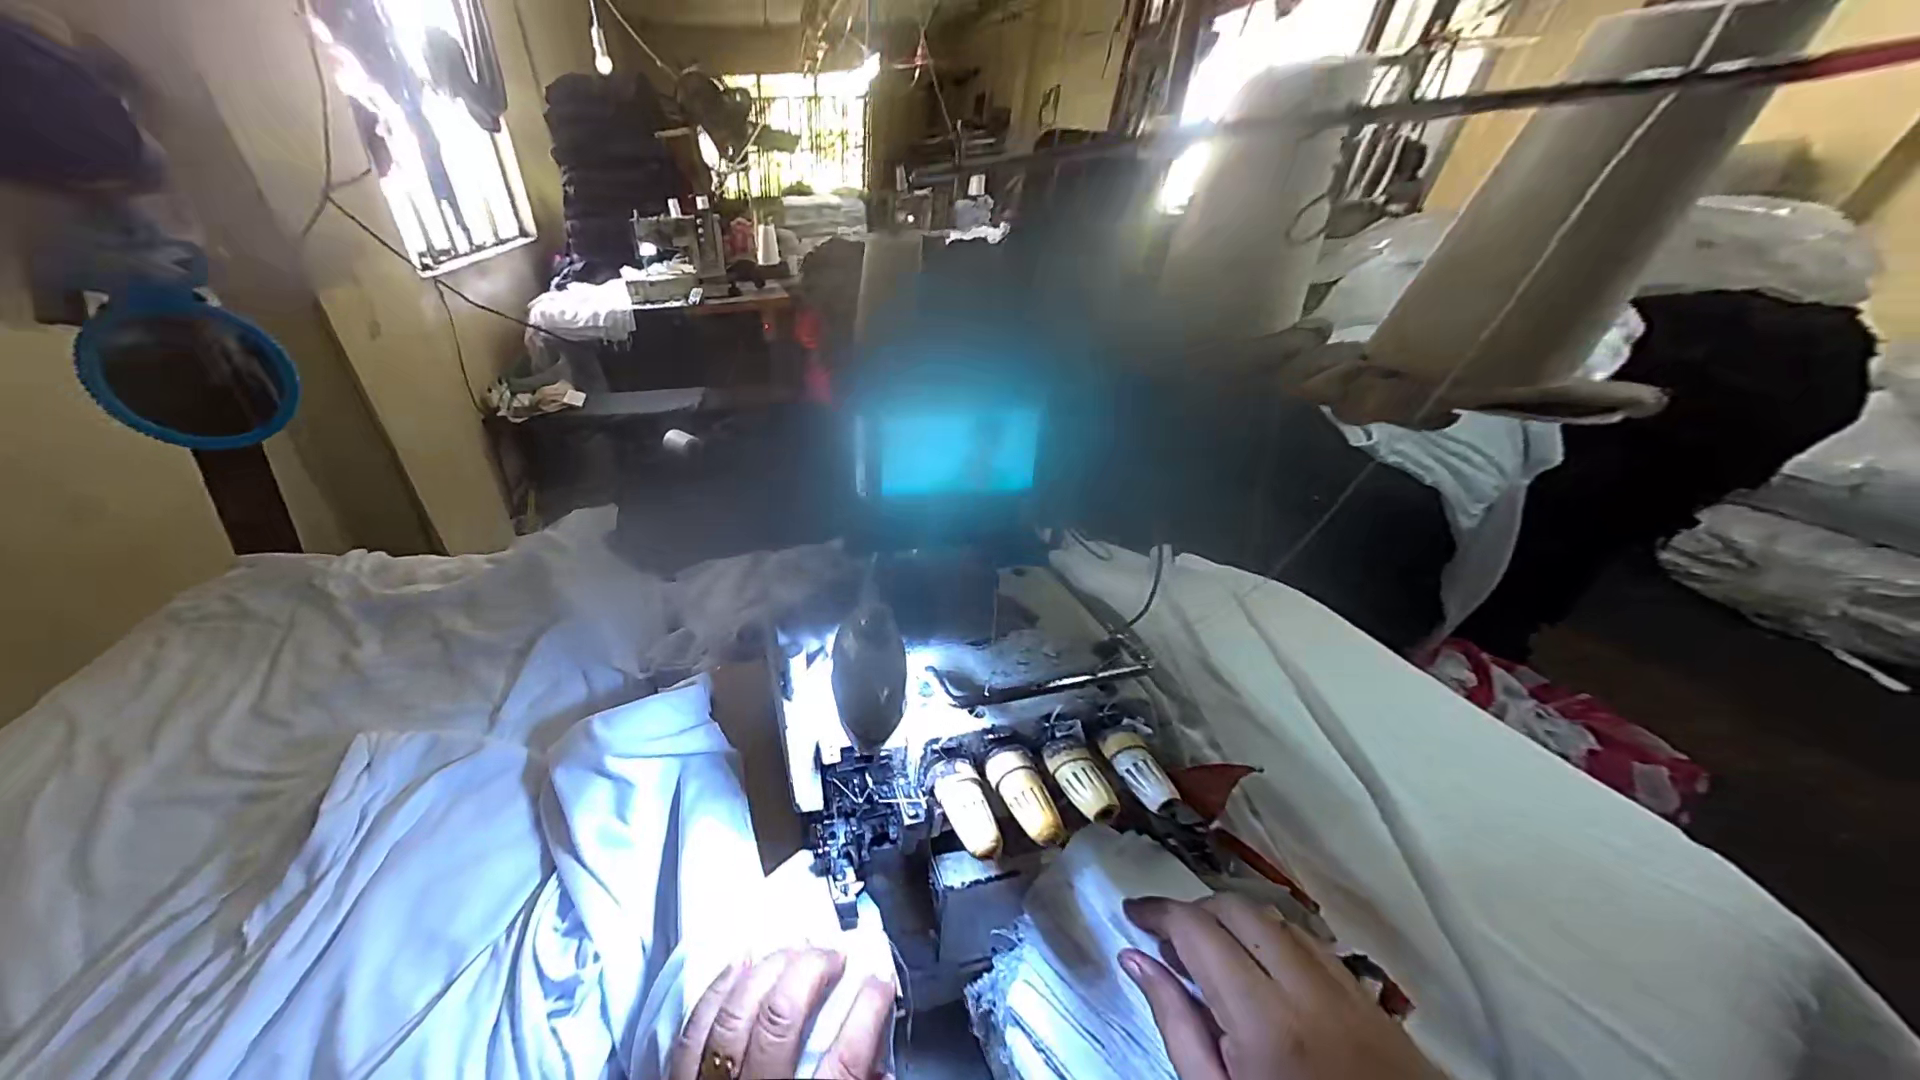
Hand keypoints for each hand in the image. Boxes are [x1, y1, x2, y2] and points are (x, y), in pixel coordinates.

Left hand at [670, 947, 895, 1079]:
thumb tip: (882, 1069)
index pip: (842, 1061)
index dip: (867, 1011)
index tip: (880, 982)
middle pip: (780, 1021)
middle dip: (811, 972)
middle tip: (833, 956)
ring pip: (736, 1015)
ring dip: (769, 970)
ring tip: (795, 949)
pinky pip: (694, 1030)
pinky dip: (720, 988)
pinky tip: (743, 962)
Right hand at [1120, 893, 1442, 1079]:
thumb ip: (1174, 1023)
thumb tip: (1135, 959)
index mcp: (1264, 1019)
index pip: (1197, 930)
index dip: (1157, 912)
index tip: (1132, 913)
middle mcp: (1308, 988)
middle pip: (1236, 909)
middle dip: (1195, 911)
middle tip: (1169, 942)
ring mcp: (1346, 990)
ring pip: (1275, 917)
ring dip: (1234, 921)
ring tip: (1212, 956)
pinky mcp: (1370, 1000)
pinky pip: (1310, 942)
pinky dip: (1273, 938)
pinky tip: (1261, 970)